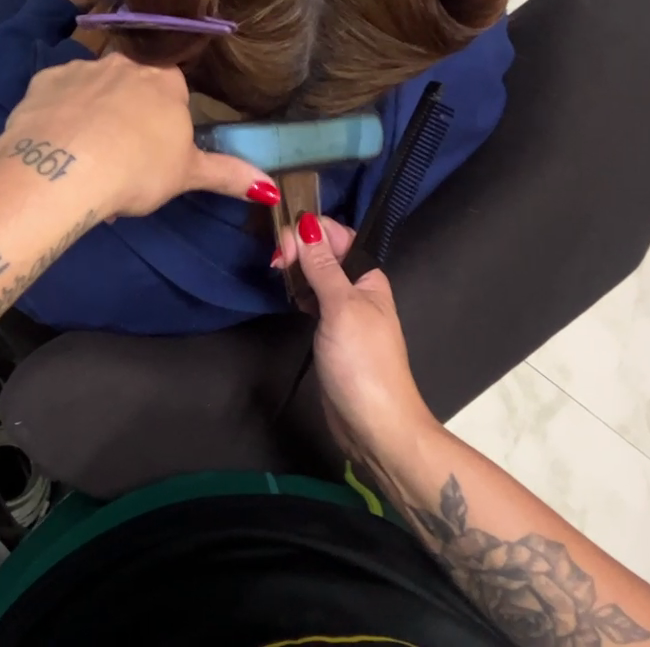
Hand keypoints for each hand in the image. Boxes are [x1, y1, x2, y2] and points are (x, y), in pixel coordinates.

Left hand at [0, 54, 278, 219]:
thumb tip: (272, 189)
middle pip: (129, 90)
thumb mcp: (188, 175)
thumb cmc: (137, 170)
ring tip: (84, 166)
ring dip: (90, 120)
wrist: (65, 170)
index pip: (172, 93)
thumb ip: (228, 175)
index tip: (153, 155)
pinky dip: (56, 118)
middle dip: (126, 121)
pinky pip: (55, 98)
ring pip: (90, 94)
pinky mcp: (41, 82)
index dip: (164, 125)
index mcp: (165, 80)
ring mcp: (80, 68)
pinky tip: (55, 149)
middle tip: (119, 166)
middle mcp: (123, 63)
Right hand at [284, 215, 429, 454]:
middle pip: (323, 252)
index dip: (310, 232)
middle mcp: (356, 288)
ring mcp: (341, 310)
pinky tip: (287, 295)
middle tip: (275, 263)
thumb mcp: (341, 307)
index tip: (283, 246)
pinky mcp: (328, 331)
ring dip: (295, 269)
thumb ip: (322, 266)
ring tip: (276, 275)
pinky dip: (297, 291)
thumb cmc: (363, 362)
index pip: (337, 235)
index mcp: (368, 276)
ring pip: (314, 274)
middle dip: (298, 248)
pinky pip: (310, 297)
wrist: (374, 424)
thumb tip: (306, 225)